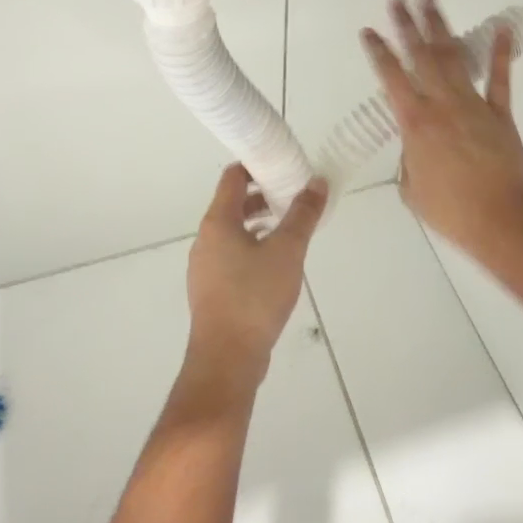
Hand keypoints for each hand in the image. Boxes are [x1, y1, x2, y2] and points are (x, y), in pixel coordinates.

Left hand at [185, 165, 324, 386]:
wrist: (227, 357)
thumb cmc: (255, 296)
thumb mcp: (287, 251)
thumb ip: (303, 214)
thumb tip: (317, 181)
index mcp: (218, 222)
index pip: (232, 177)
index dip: (256, 165)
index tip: (283, 164)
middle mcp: (205, 239)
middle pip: (232, 204)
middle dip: (262, 195)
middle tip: (293, 195)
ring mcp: (205, 266)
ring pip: (232, 232)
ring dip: (259, 223)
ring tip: (289, 227)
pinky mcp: (212, 289)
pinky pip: (232, 255)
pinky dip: (252, 247)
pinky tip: (275, 263)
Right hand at [362, 0, 522, 255]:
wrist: (500, 220)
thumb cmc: (449, 210)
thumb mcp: (412, 189)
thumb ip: (410, 160)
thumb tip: (415, 149)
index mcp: (415, 123)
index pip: (391, 78)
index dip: (378, 52)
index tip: (369, 31)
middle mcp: (441, 105)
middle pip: (421, 57)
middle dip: (407, 27)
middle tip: (397, 3)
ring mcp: (473, 105)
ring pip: (454, 58)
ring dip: (440, 29)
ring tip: (429, 4)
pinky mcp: (500, 114)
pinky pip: (500, 79)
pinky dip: (501, 53)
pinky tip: (501, 29)